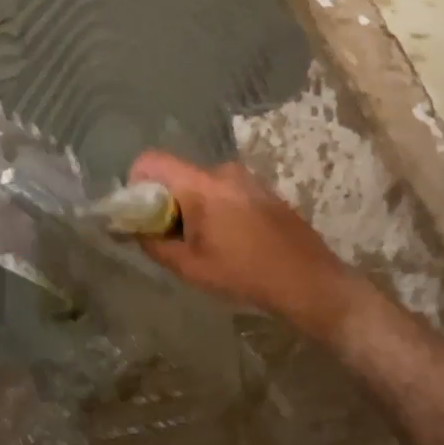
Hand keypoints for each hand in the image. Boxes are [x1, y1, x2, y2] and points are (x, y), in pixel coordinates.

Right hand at [130, 150, 366, 340]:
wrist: (312, 284)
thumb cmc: (246, 275)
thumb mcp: (190, 268)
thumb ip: (153, 244)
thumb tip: (131, 230)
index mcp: (200, 185)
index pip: (151, 160)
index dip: (135, 182)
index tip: (138, 212)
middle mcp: (222, 171)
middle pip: (176, 174)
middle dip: (166, 201)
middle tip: (170, 236)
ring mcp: (246, 178)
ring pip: (200, 184)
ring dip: (192, 206)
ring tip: (204, 244)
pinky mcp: (263, 190)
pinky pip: (224, 190)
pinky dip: (215, 208)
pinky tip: (231, 241)